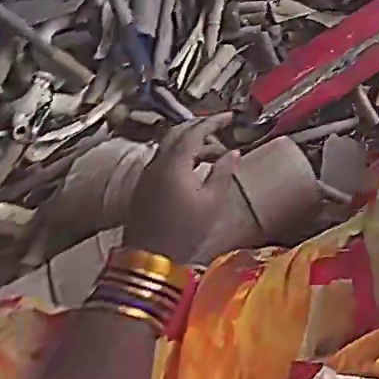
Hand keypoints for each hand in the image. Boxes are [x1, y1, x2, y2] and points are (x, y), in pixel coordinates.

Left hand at [122, 112, 235, 261]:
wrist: (148, 260)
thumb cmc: (183, 232)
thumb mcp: (212, 202)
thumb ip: (223, 172)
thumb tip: (233, 152)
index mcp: (174, 162)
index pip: (195, 130)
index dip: (215, 121)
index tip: (231, 117)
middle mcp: (157, 161)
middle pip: (179, 132)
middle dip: (202, 127)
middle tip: (222, 130)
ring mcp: (148, 173)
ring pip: (170, 144)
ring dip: (192, 142)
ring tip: (215, 154)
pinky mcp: (145, 184)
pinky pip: (165, 157)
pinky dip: (182, 154)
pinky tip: (196, 168)